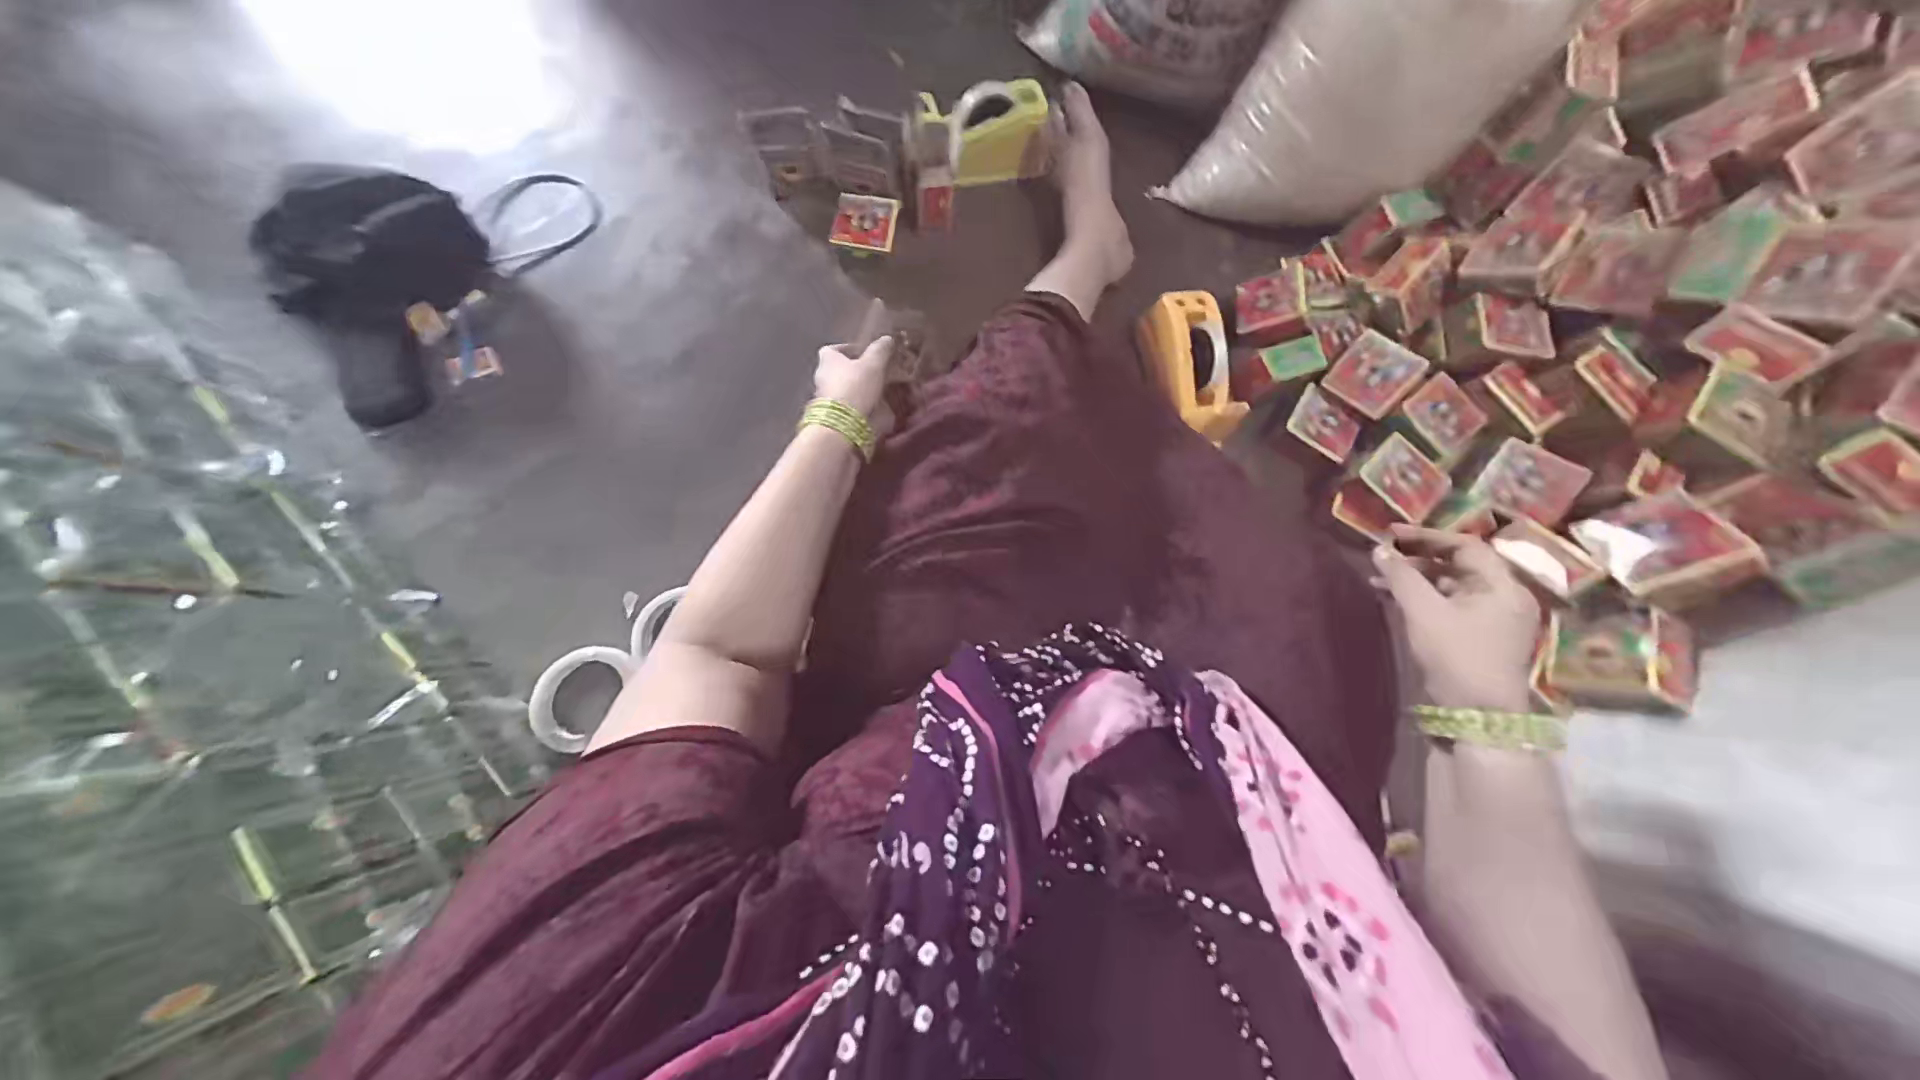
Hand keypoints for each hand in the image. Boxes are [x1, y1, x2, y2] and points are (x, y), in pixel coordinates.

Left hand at [813, 336, 895, 436]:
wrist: (842, 424)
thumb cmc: (855, 386)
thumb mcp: (873, 365)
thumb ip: (880, 351)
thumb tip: (887, 339)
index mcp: (827, 360)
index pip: (832, 349)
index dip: (848, 349)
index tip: (864, 354)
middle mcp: (820, 377)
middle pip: (837, 370)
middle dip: (854, 371)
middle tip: (873, 374)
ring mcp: (823, 398)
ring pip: (840, 389)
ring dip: (855, 389)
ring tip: (875, 392)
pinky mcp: (829, 415)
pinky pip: (843, 406)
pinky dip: (855, 405)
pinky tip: (870, 408)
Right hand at [1373, 524, 1542, 712]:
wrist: (1478, 713)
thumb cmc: (1456, 655)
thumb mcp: (1424, 612)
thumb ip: (1401, 577)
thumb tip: (1380, 550)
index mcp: (1503, 586)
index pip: (1465, 546)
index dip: (1426, 536)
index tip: (1392, 533)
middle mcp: (1506, 596)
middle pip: (1460, 564)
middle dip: (1418, 557)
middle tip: (1384, 553)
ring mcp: (1495, 617)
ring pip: (1453, 585)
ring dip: (1417, 578)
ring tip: (1381, 577)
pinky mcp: (1482, 634)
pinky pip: (1452, 603)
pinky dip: (1425, 596)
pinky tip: (1396, 598)